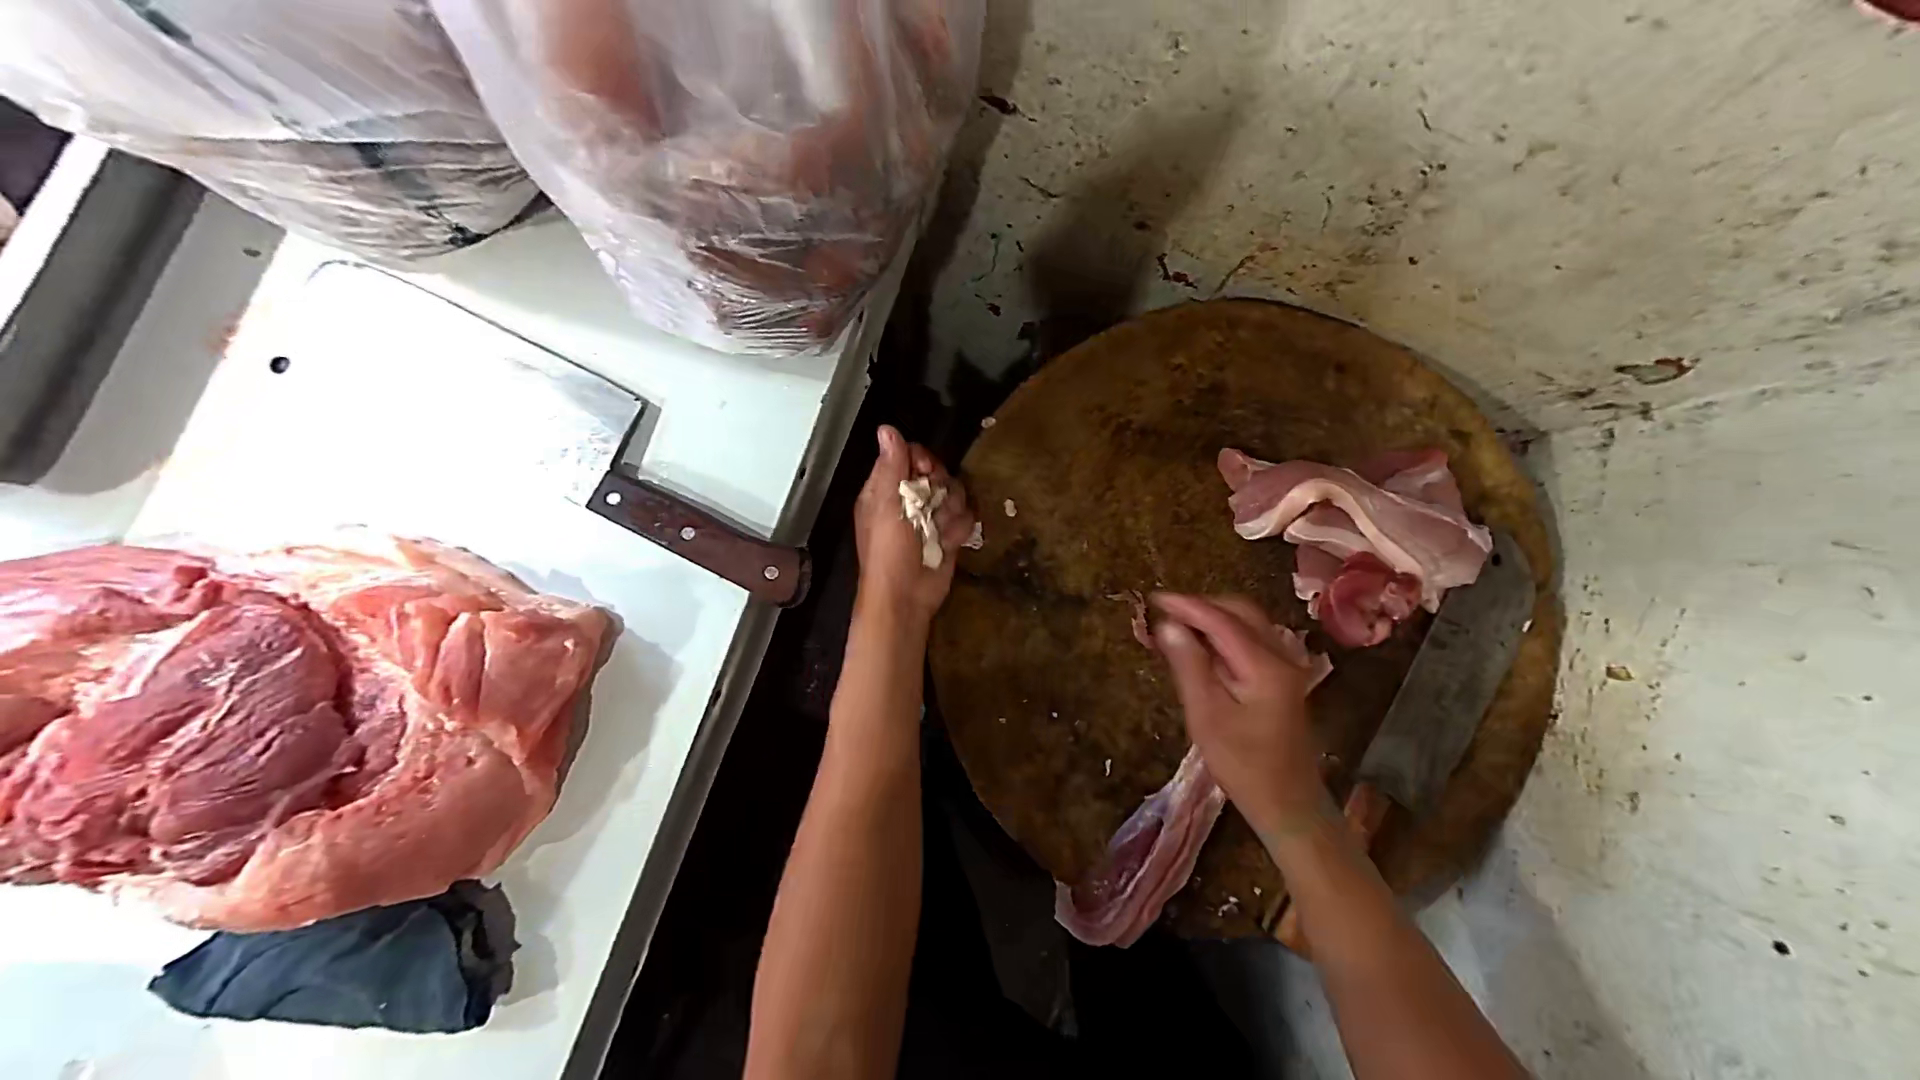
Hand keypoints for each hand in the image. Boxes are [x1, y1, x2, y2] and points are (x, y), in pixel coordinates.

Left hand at [852, 425, 974, 624]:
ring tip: (938, 530)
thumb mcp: (885, 506)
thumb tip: (887, 430)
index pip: (910, 455)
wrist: (906, 596)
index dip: (922, 460)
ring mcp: (930, 517)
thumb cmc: (889, 553)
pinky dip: (958, 531)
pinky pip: (965, 518)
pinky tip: (947, 543)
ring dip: (950, 512)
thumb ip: (891, 466)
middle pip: (938, 472)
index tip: (925, 471)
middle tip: (932, 505)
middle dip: (941, 487)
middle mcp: (908, 500)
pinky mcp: (948, 534)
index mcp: (885, 489)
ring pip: (955, 494)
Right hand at [1150, 593, 1327, 838]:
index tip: (1154, 598)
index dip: (1186, 605)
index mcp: (1265, 665)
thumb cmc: (1242, 764)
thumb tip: (1168, 625)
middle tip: (1165, 611)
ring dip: (1213, 618)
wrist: (1287, 804)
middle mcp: (1282, 657)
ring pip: (1248, 624)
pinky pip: (1252, 640)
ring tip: (1178, 625)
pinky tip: (1202, 647)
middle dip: (1202, 606)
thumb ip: (1188, 665)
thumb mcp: (1206, 715)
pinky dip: (1225, 634)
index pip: (1221, 620)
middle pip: (1240, 612)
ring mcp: (1287, 667)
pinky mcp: (1282, 679)